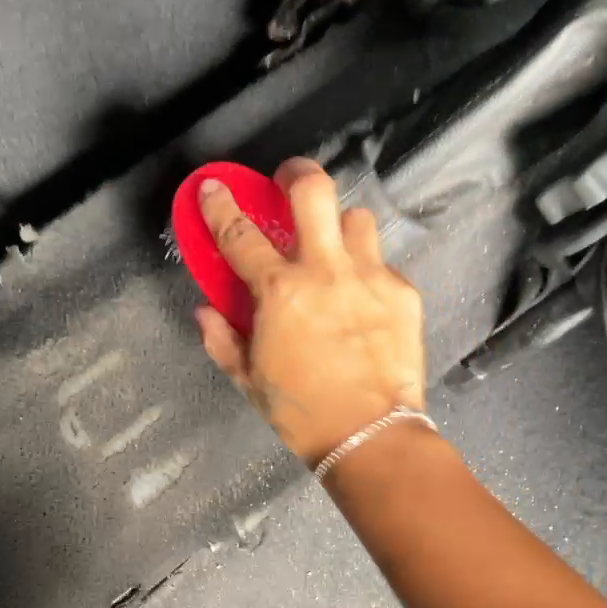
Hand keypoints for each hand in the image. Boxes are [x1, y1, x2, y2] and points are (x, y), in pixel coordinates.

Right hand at [195, 158, 425, 465]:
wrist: (369, 434)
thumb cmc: (300, 410)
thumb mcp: (247, 379)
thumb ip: (221, 339)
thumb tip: (204, 311)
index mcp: (278, 292)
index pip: (240, 234)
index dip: (220, 205)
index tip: (212, 186)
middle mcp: (324, 271)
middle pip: (313, 191)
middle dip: (296, 173)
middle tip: (288, 181)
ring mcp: (368, 276)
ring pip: (355, 218)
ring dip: (337, 225)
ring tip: (331, 247)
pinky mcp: (402, 292)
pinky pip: (380, 261)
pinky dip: (364, 270)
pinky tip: (359, 298)